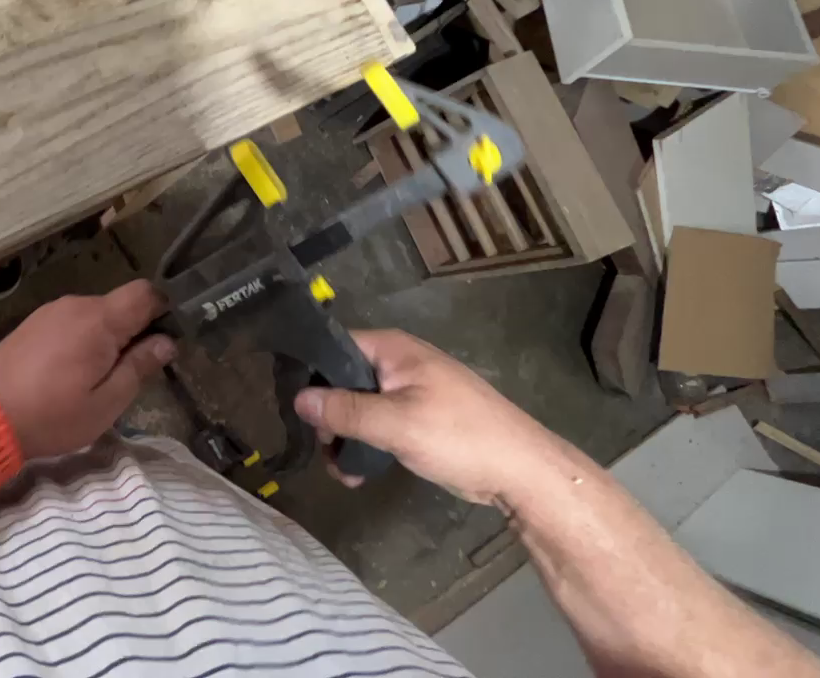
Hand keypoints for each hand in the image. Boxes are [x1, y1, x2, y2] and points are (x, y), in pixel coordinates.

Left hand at [0, 280, 174, 459]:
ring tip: (96, 378)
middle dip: (133, 331)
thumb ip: (139, 367)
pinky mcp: (34, 321)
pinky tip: (70, 371)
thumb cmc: (52, 415)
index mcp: (99, 319)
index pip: (145, 292)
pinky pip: (72, 320)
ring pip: (95, 314)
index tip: (164, 341)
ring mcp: (52, 310)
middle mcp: (76, 304)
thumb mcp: (106, 403)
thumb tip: (166, 342)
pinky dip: (82, 338)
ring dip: (105, 337)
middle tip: (129, 373)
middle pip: (120, 304)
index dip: (162, 311)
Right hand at [293, 330, 573, 508]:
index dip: (311, 373)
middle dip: (328, 414)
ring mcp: (409, 389)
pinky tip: (358, 471)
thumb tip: (297, 398)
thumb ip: (345, 410)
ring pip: (358, 404)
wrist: (524, 474)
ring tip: (341, 470)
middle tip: (324, 448)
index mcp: (391, 348)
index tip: (295, 407)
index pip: (333, 346)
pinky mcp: (417, 416)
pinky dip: (365, 442)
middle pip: (342, 379)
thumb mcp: (395, 424)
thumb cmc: (460, 437)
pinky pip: (378, 421)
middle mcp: (397, 361)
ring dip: (345, 435)